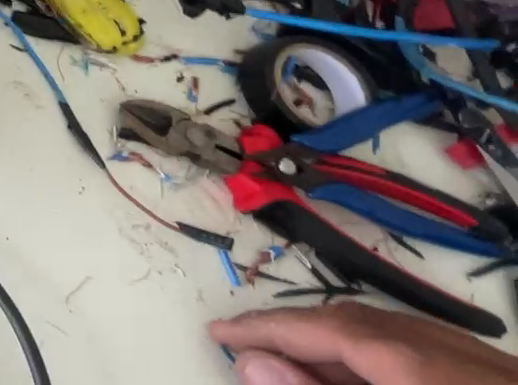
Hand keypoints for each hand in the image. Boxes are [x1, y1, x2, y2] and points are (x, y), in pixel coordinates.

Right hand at [211, 304, 517, 384]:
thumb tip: (251, 361)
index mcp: (423, 367)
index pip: (324, 328)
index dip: (262, 327)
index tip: (216, 331)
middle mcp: (462, 358)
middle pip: (361, 325)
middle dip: (299, 333)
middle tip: (250, 349)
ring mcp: (497, 372)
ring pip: (401, 340)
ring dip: (342, 349)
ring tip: (301, 370)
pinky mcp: (511, 383)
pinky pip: (438, 361)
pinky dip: (387, 367)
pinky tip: (371, 383)